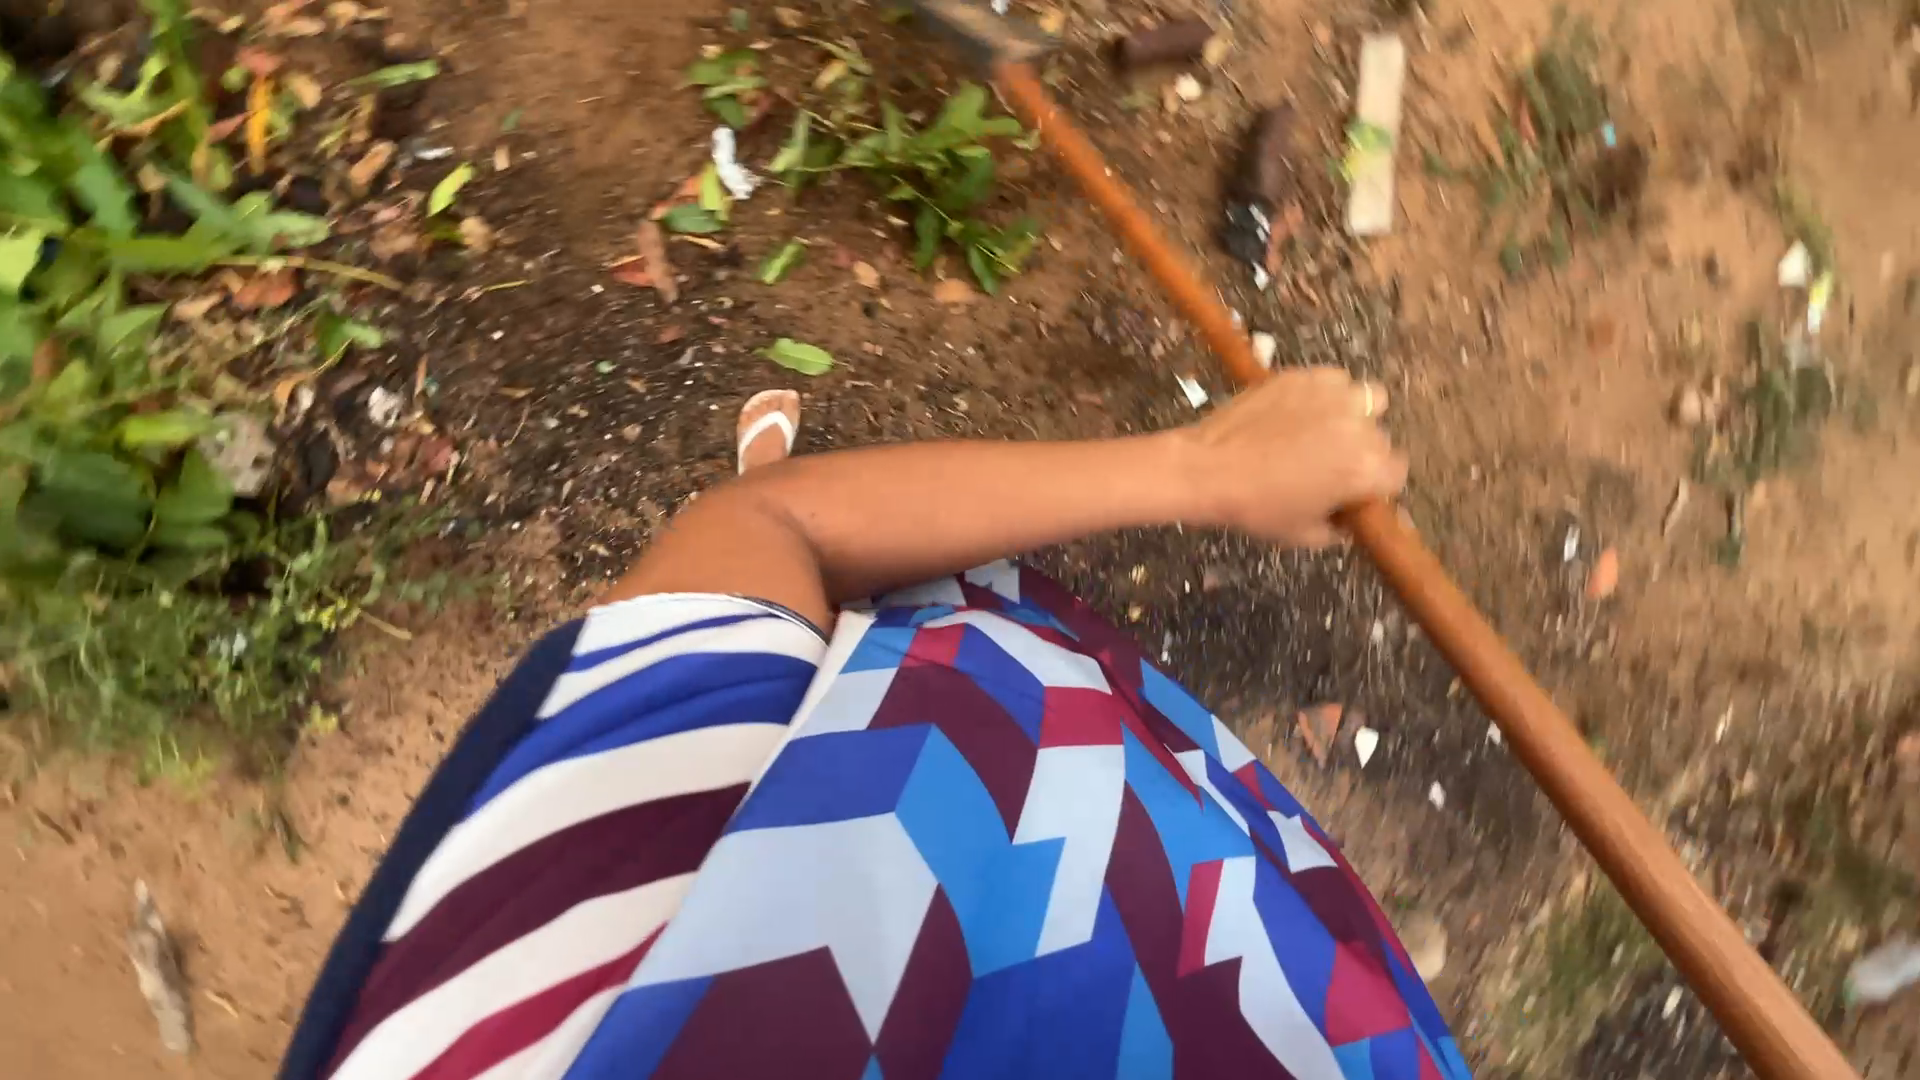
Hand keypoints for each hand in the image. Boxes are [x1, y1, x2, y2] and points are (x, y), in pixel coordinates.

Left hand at [1176, 366, 1407, 546]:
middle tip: (1326, 463)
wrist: (1207, 469)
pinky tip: (1299, 411)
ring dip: (1352, 414)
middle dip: (1360, 451)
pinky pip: (1333, 381)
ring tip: (1319, 430)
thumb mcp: (1304, 534)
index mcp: (1366, 469)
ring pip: (1366, 400)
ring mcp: (1333, 395)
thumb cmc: (1255, 507)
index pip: (1395, 473)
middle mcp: (1360, 427)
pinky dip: (1324, 394)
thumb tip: (1352, 520)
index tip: (1352, 488)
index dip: (1374, 483)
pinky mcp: (1305, 376)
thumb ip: (1341, 528)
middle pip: (1379, 438)